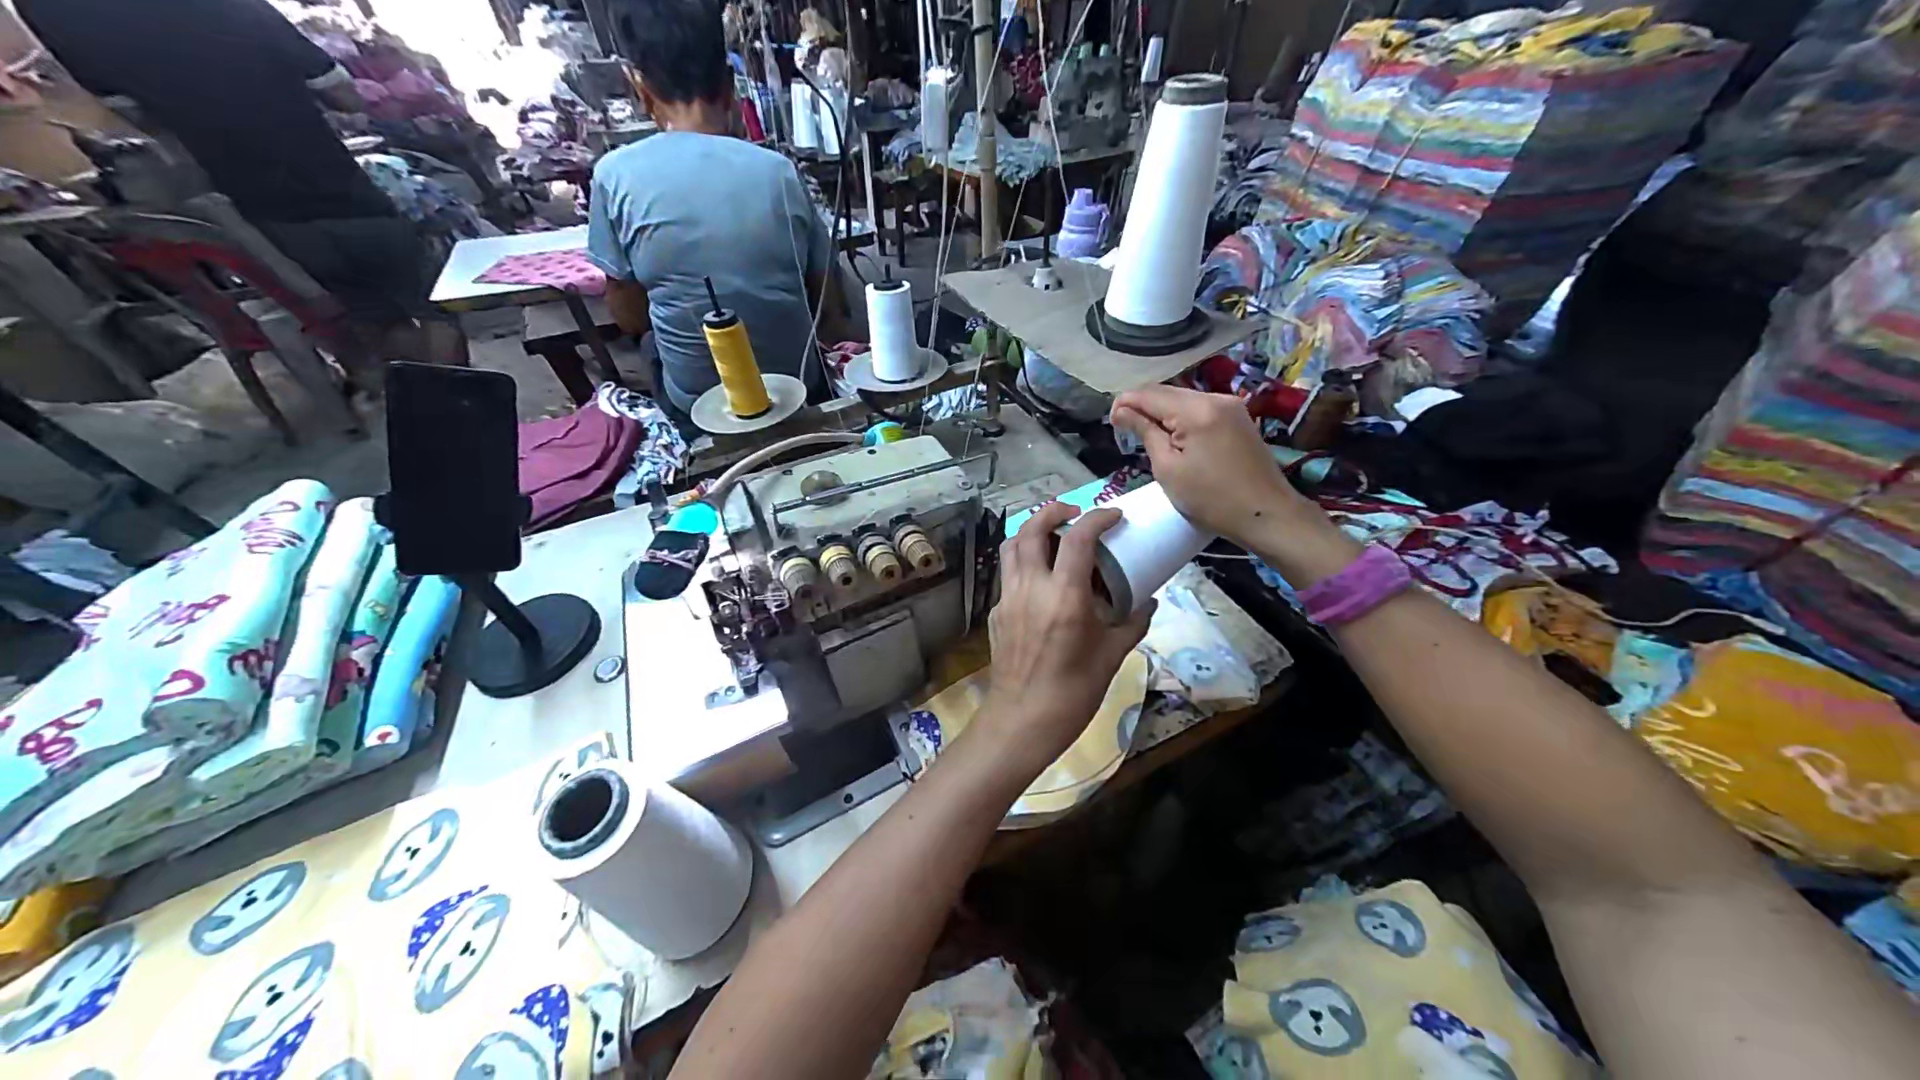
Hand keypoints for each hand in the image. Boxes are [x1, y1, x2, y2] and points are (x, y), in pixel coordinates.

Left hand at [977, 503, 1153, 772]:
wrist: (1023, 720)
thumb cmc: (1074, 691)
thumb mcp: (1112, 655)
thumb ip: (1133, 622)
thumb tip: (1149, 601)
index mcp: (1064, 595)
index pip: (1078, 538)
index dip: (1097, 518)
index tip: (1113, 515)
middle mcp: (1031, 588)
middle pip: (1030, 530)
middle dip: (1052, 511)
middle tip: (1074, 513)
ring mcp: (1008, 599)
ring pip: (1011, 547)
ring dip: (1031, 531)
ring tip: (1053, 534)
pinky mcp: (997, 613)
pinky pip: (1008, 574)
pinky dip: (1023, 561)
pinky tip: (1041, 578)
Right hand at [1111, 385, 1358, 586]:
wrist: (1267, 514)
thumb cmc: (1211, 499)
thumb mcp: (1168, 469)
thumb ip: (1145, 432)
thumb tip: (1122, 411)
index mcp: (1196, 410)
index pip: (1148, 393)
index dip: (1124, 403)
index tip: (1111, 424)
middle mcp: (1215, 397)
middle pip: (1167, 392)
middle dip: (1142, 406)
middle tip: (1125, 431)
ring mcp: (1231, 405)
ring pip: (1183, 399)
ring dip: (1161, 412)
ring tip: (1147, 436)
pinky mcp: (1239, 417)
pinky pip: (1200, 408)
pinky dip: (1181, 418)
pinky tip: (1174, 437)